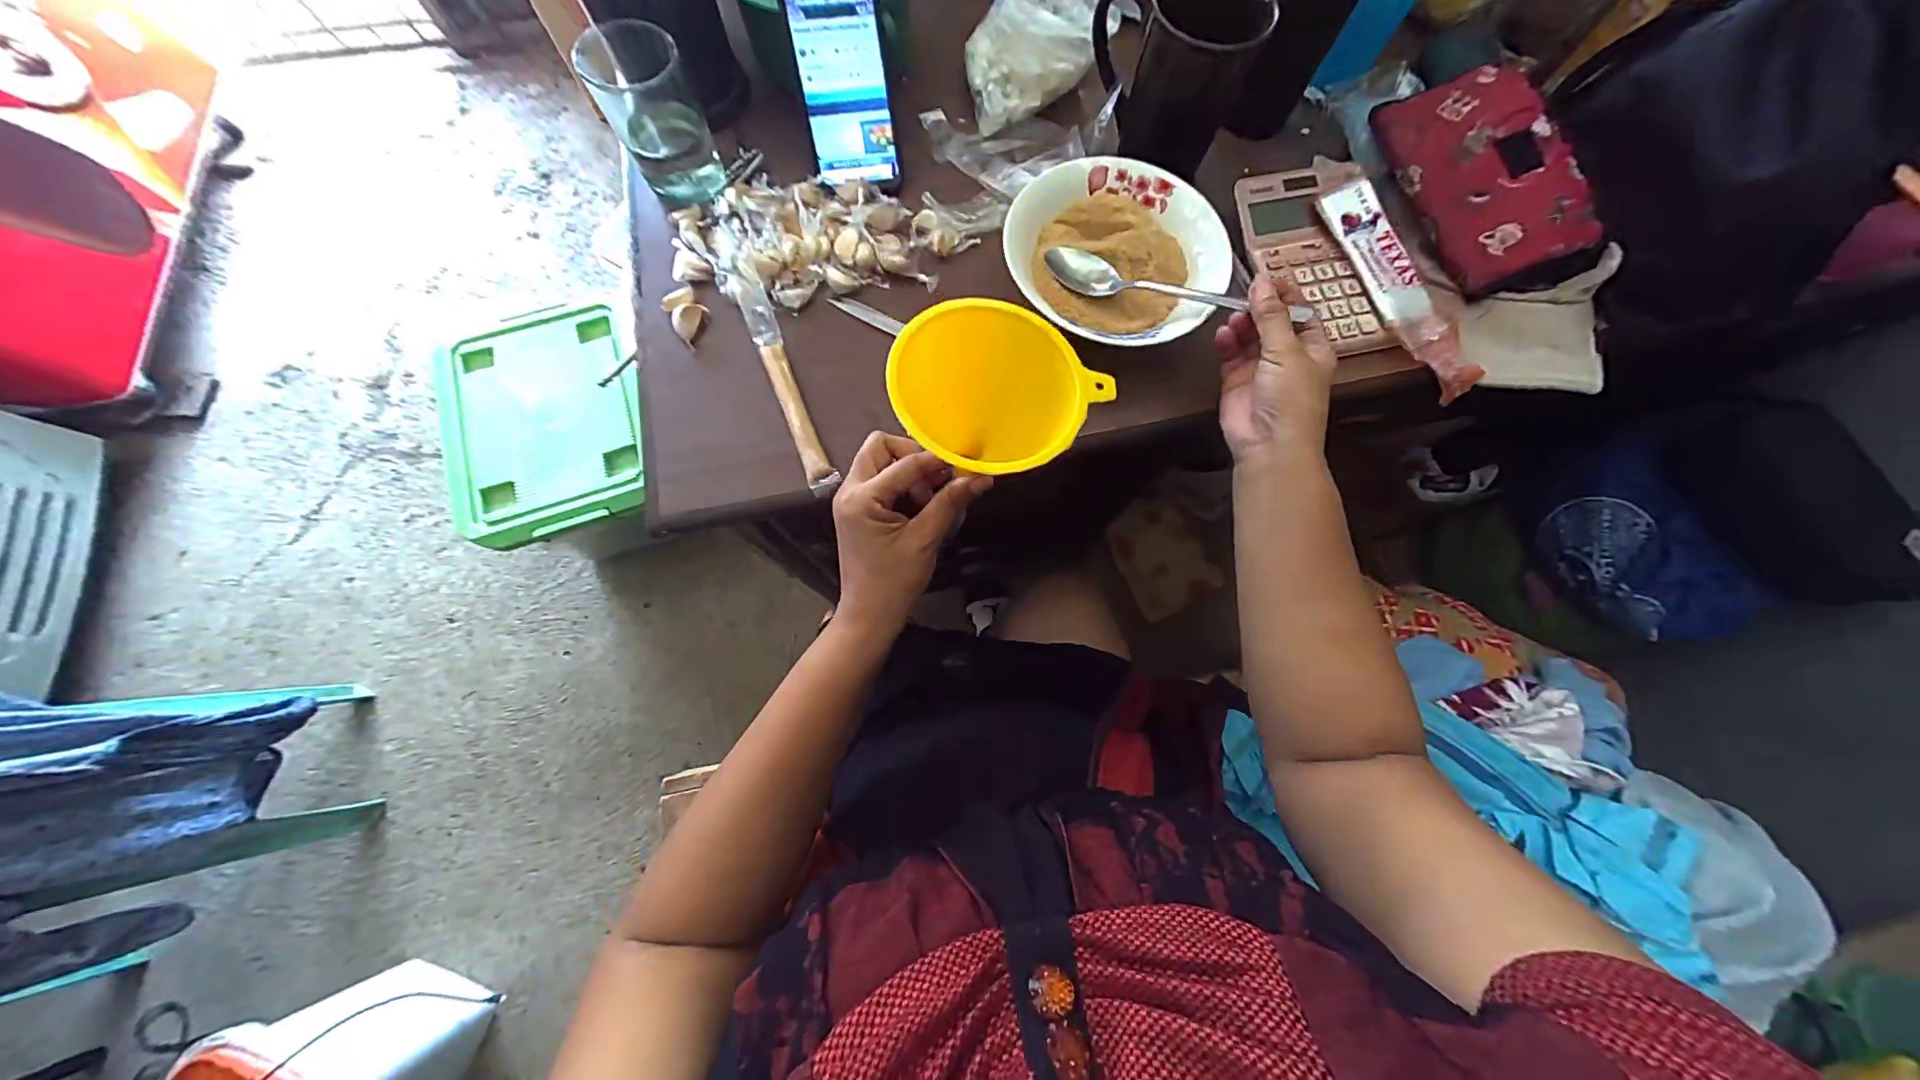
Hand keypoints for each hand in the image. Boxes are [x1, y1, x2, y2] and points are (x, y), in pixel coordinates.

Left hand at [832, 432, 992, 634]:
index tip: (964, 464)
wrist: (869, 614)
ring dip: (908, 471)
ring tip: (930, 500)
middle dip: (913, 456)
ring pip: (879, 460)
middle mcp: (849, 491)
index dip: (937, 460)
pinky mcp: (857, 509)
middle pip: (880, 446)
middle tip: (938, 479)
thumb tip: (978, 478)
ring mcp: (850, 499)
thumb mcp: (925, 540)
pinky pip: (879, 480)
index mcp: (861, 499)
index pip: (904, 463)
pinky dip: (901, 484)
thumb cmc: (893, 583)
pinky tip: (919, 506)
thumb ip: (949, 503)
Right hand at [1214, 275, 1338, 463]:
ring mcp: (1260, 368)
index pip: (1300, 311)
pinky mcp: (1236, 380)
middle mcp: (1287, 356)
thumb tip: (1262, 282)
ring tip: (1233, 318)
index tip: (1267, 277)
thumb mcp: (1287, 351)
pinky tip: (1223, 336)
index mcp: (1312, 347)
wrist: (1269, 444)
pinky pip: (1230, 354)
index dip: (1285, 293)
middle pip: (1271, 321)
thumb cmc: (1291, 398)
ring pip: (1249, 336)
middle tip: (1244, 297)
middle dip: (1259, 308)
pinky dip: (1226, 343)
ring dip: (1241, 324)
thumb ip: (1272, 316)